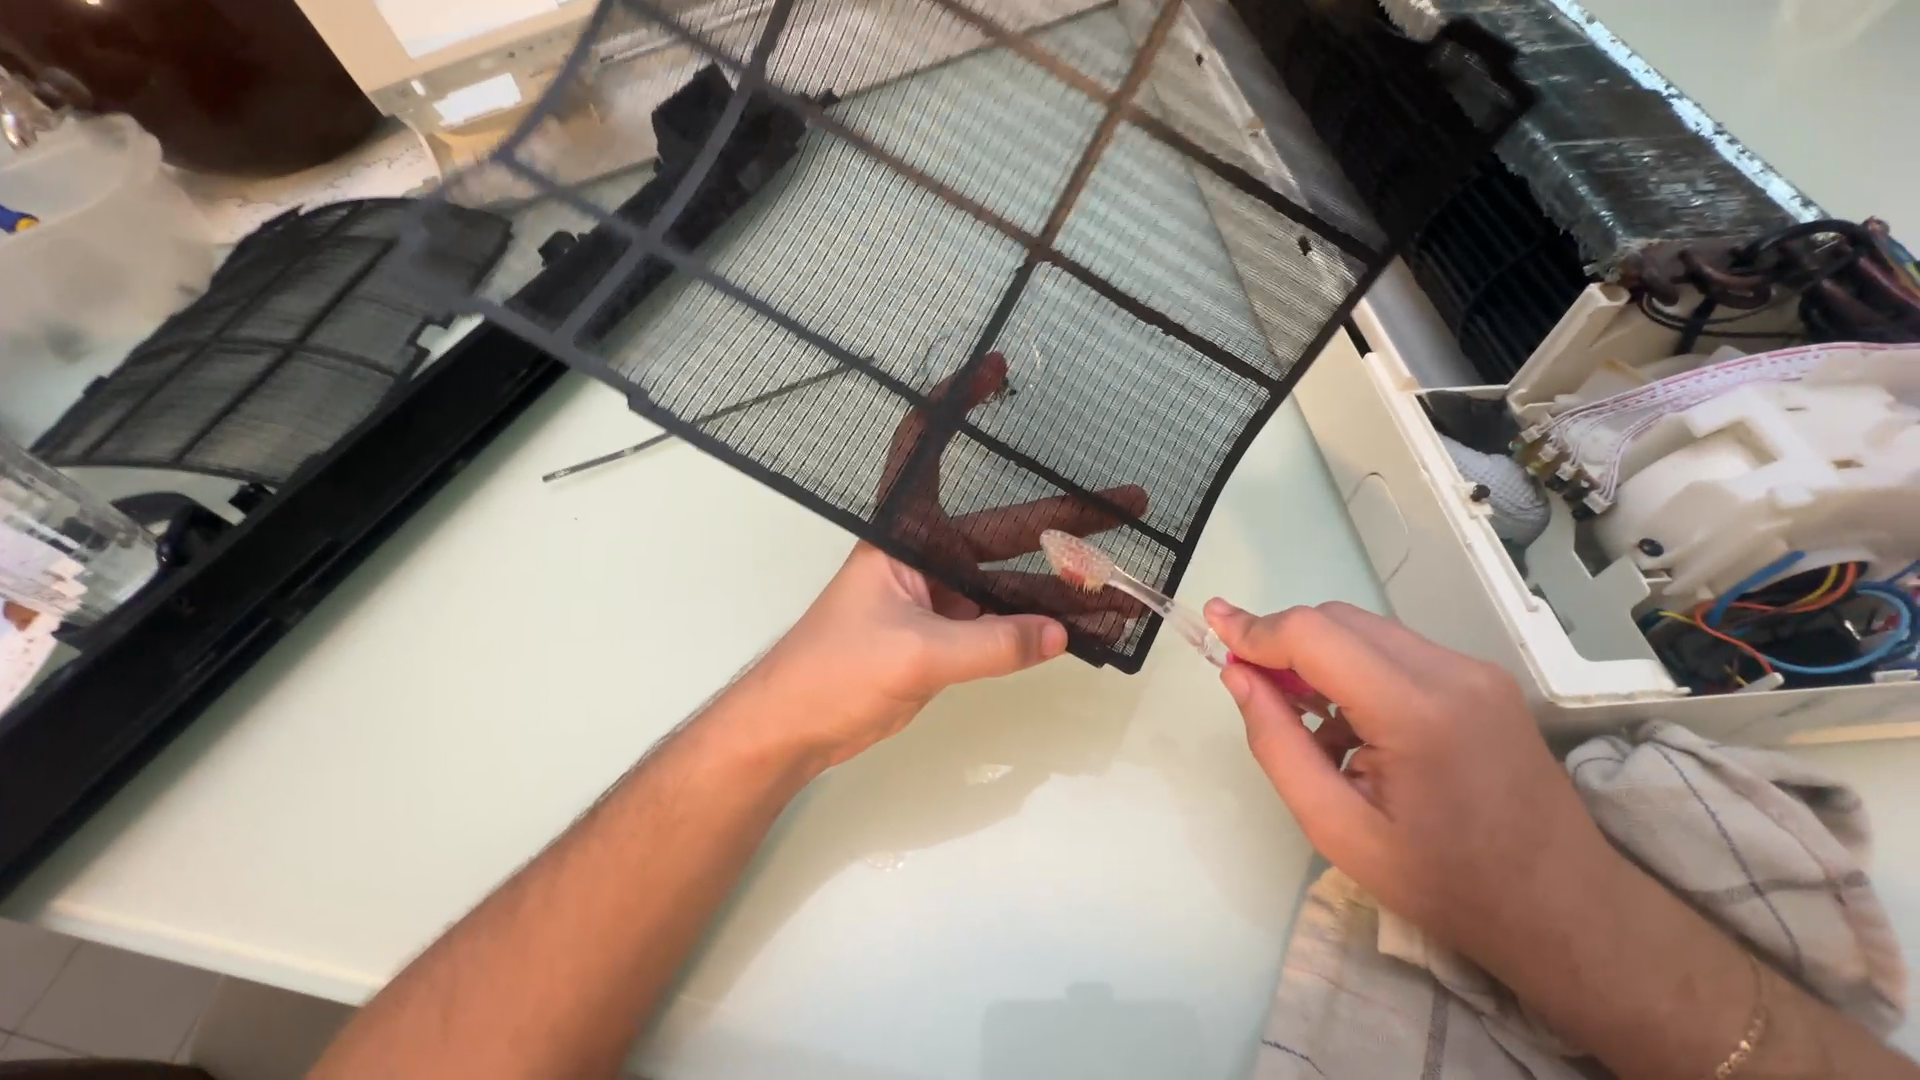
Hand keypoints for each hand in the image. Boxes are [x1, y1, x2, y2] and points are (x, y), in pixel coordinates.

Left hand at [752, 352, 1146, 769]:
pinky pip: (1010, 625)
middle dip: (1072, 519)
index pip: (924, 448)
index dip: (955, 403)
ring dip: (1070, 593)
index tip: (996, 369)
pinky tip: (1093, 633)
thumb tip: (1059, 636)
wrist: (798, 725)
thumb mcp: (912, 653)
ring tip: (1131, 597)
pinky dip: (1047, 631)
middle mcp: (929, 555)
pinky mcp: (952, 636)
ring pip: (1019, 586)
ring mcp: (945, 597)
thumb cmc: (833, 671)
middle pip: (1010, 528)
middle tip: (1133, 503)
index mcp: (905, 535)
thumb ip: (990, 646)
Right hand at [1204, 599, 1626, 975]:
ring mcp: (1475, 672)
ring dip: (1319, 658)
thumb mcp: (1336, 829)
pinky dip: (1356, 671)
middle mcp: (1451, 672)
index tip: (1212, 626)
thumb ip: (1277, 745)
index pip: (1313, 634)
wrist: (1564, 910)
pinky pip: (1397, 652)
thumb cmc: (1443, 882)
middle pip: (1338, 620)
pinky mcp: (1484, 681)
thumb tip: (1238, 676)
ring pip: (1366, 631)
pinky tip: (1355, 729)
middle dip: (1283, 642)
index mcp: (1415, 711)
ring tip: (1308, 725)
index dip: (1254, 628)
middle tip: (1251, 688)